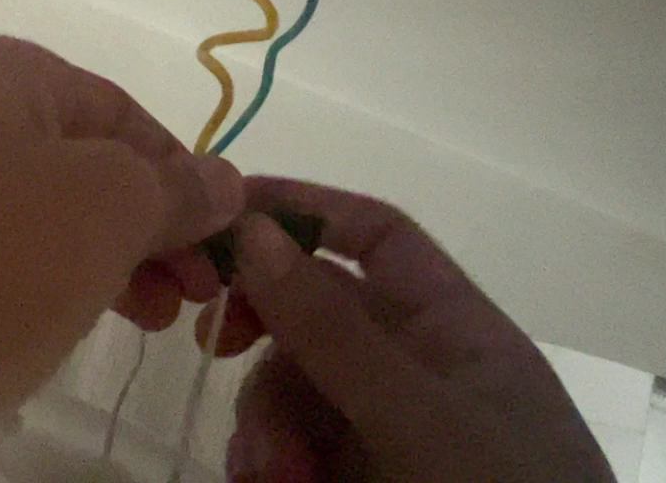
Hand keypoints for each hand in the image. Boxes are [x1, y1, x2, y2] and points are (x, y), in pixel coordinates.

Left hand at [0, 34, 243, 434]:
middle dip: (145, 227)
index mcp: (5, 71)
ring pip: (38, 213)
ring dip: (100, 259)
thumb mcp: (106, 206)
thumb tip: (224, 179)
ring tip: (144, 317)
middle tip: (188, 295)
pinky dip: (39, 282)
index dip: (182, 174)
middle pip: (80, 163)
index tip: (221, 242)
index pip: (122, 112)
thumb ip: (172, 187)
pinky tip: (60, 323)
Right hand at [215, 178, 614, 482]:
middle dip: (262, 331)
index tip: (228, 212)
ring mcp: (380, 432)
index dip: (306, 209)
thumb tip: (250, 228)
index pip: (376, 236)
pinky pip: (287, 445)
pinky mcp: (348, 480)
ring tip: (269, 475)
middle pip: (313, 310)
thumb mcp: (421, 424)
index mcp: (453, 332)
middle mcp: (412, 370)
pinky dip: (265, 462)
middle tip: (212, 339)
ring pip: (289, 384)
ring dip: (264, 422)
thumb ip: (331, 329)